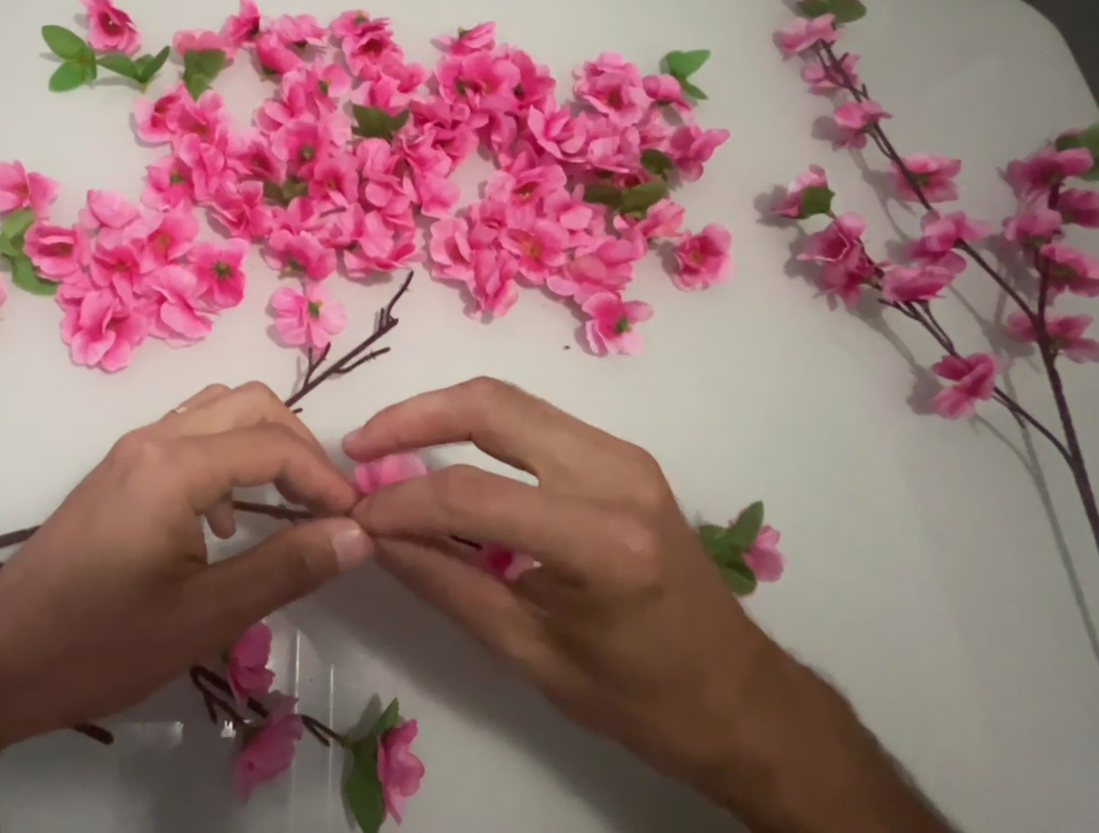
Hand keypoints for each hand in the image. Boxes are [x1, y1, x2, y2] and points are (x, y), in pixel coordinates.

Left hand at [0, 381, 371, 752]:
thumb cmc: (98, 644)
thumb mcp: (204, 616)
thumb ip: (286, 567)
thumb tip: (358, 533)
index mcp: (174, 466)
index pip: (274, 445)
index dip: (325, 478)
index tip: (357, 521)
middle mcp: (152, 439)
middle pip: (248, 404)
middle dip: (298, 445)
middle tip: (325, 504)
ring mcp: (129, 451)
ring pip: (215, 412)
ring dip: (261, 444)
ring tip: (286, 505)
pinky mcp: (117, 472)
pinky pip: (187, 437)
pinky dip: (225, 457)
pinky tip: (224, 522)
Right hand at [346, 378, 947, 831]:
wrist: (743, 698)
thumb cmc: (640, 696)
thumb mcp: (527, 652)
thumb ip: (443, 582)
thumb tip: (373, 535)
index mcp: (602, 541)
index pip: (471, 496)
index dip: (400, 501)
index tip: (355, 514)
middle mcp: (616, 476)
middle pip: (491, 407)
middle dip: (412, 418)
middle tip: (360, 446)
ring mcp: (624, 456)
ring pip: (508, 400)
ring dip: (439, 413)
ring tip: (387, 445)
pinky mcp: (620, 455)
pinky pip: (531, 419)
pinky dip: (474, 426)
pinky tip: (440, 454)